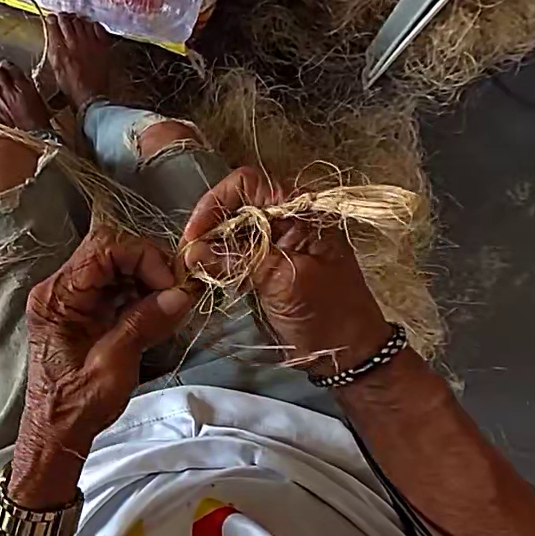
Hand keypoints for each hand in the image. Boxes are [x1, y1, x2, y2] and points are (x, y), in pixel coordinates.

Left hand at [17, 226, 192, 502]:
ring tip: (169, 304)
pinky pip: (114, 286)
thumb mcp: (113, 366)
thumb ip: (144, 324)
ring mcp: (69, 299)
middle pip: (109, 251)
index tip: (170, 283)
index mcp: (56, 299)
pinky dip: (139, 292)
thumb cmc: (77, 405)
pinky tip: (156, 311)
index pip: (102, 249)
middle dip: (148, 265)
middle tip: (176, 292)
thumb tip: (181, 294)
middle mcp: (58, 290)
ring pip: (115, 266)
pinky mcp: (82, 310)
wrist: (57, 432)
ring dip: (147, 278)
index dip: (142, 256)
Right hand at [182, 167, 393, 376]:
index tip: (195, 236)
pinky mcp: (264, 264)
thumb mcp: (285, 281)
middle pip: (232, 206)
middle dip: (206, 228)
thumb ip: (241, 260)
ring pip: (228, 230)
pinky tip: (203, 277)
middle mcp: (285, 217)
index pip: (248, 184)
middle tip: (186, 258)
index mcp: (301, 209)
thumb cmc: (329, 313)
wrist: (349, 352)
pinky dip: (214, 263)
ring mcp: (274, 241)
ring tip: (190, 270)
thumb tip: (194, 251)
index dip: (216, 202)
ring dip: (207, 247)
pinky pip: (231, 253)